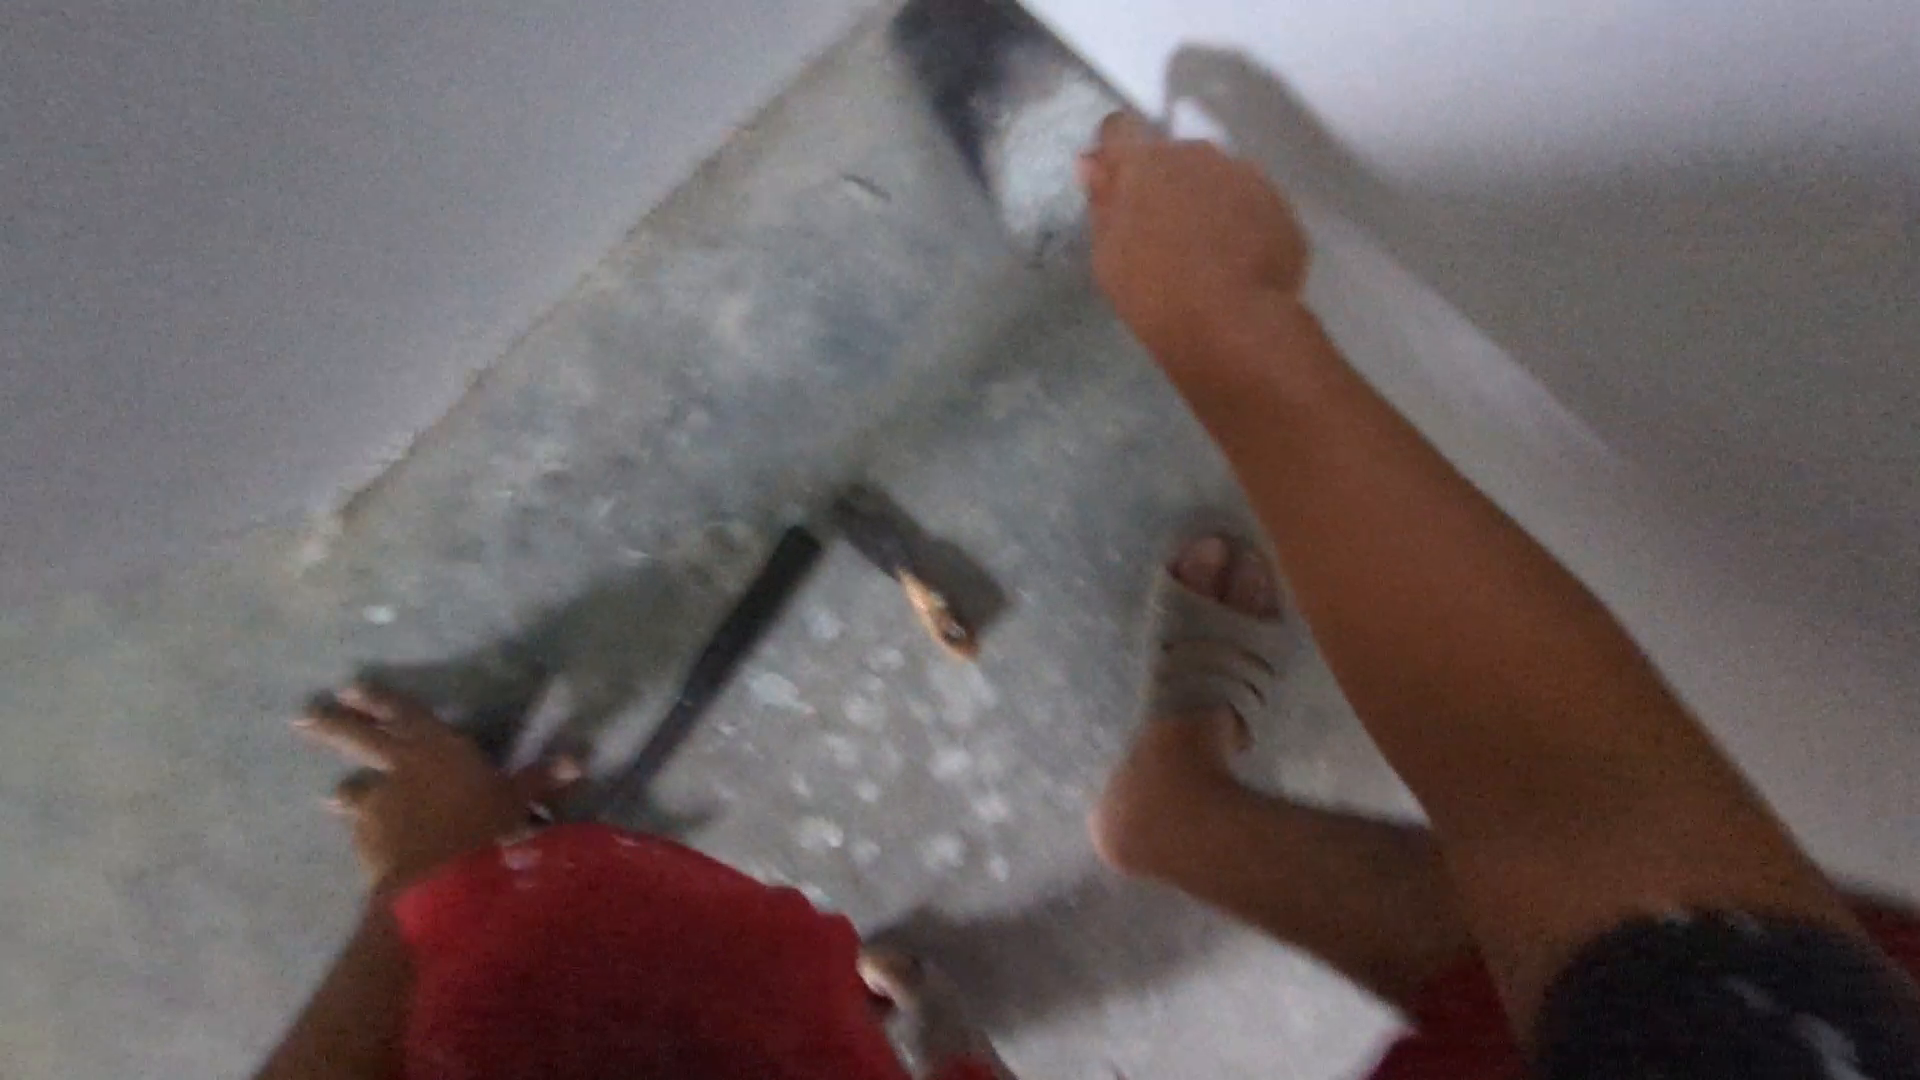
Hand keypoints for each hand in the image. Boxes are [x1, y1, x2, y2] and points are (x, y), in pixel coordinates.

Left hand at [295, 685, 578, 895]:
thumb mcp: (522, 797)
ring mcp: (381, 803)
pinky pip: (363, 825)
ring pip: (359, 786)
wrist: (442, 876)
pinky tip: (364, 832)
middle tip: (307, 713)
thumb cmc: (489, 822)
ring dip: (351, 788)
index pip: (409, 715)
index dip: (383, 700)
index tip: (353, 687)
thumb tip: (581, 757)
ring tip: (336, 792)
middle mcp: (405, 766)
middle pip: (365, 738)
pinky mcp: (367, 837)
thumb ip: (543, 778)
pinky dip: (364, 824)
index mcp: (442, 747)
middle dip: (338, 724)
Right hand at [1079, 113, 1310, 372]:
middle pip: (1174, 157)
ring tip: (1202, 259)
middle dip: (1166, 186)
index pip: (1120, 130)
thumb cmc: (1152, 292)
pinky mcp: (1279, 207)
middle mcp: (1199, 154)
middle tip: (1160, 239)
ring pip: (1217, 179)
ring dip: (1205, 204)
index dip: (1114, 154)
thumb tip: (1093, 162)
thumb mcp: (1108, 255)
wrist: (1231, 323)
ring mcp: (1246, 177)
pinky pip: (1250, 207)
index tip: (1114, 184)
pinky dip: (1240, 228)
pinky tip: (1234, 269)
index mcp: (1147, 163)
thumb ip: (1103, 202)